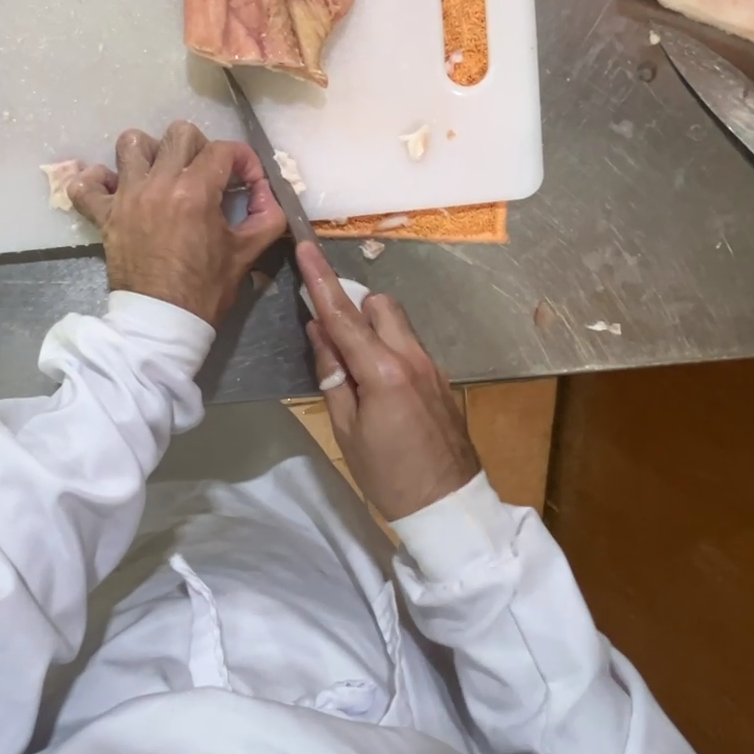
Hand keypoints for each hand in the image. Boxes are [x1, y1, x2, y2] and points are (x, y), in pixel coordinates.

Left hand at [68, 121, 286, 325]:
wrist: (162, 323)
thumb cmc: (205, 289)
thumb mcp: (247, 252)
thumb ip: (267, 216)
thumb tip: (267, 192)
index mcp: (195, 192)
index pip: (224, 150)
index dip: (243, 160)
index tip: (247, 182)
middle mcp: (159, 184)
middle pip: (179, 133)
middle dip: (201, 147)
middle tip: (207, 175)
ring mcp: (127, 197)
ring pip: (131, 143)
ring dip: (150, 152)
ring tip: (161, 174)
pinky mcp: (104, 215)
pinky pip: (86, 184)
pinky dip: (96, 179)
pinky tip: (114, 187)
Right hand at [297, 241, 480, 520]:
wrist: (447, 506)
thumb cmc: (386, 474)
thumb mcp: (345, 428)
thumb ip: (332, 373)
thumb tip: (319, 331)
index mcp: (383, 370)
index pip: (344, 314)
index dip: (321, 279)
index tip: (307, 246)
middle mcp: (411, 357)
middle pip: (381, 304)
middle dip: (355, 306)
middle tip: (335, 337)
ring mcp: (431, 366)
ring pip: (398, 323)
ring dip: (372, 328)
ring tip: (355, 368)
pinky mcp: (441, 378)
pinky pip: (408, 345)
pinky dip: (388, 348)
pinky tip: (378, 385)